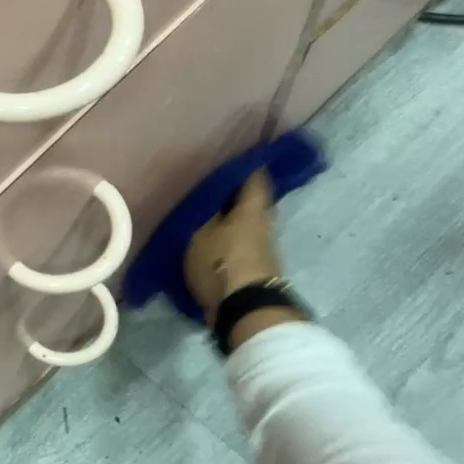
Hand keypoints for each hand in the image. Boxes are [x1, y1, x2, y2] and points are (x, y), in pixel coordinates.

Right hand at [182, 169, 285, 318]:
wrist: (244, 310)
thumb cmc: (222, 263)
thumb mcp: (200, 232)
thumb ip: (203, 211)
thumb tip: (206, 195)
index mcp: (252, 209)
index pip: (254, 177)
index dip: (246, 164)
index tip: (232, 153)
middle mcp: (263, 224)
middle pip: (250, 201)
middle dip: (232, 193)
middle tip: (207, 184)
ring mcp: (262, 247)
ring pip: (244, 221)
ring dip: (228, 216)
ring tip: (201, 211)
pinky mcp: (254, 266)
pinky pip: (238, 240)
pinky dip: (226, 235)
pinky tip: (206, 237)